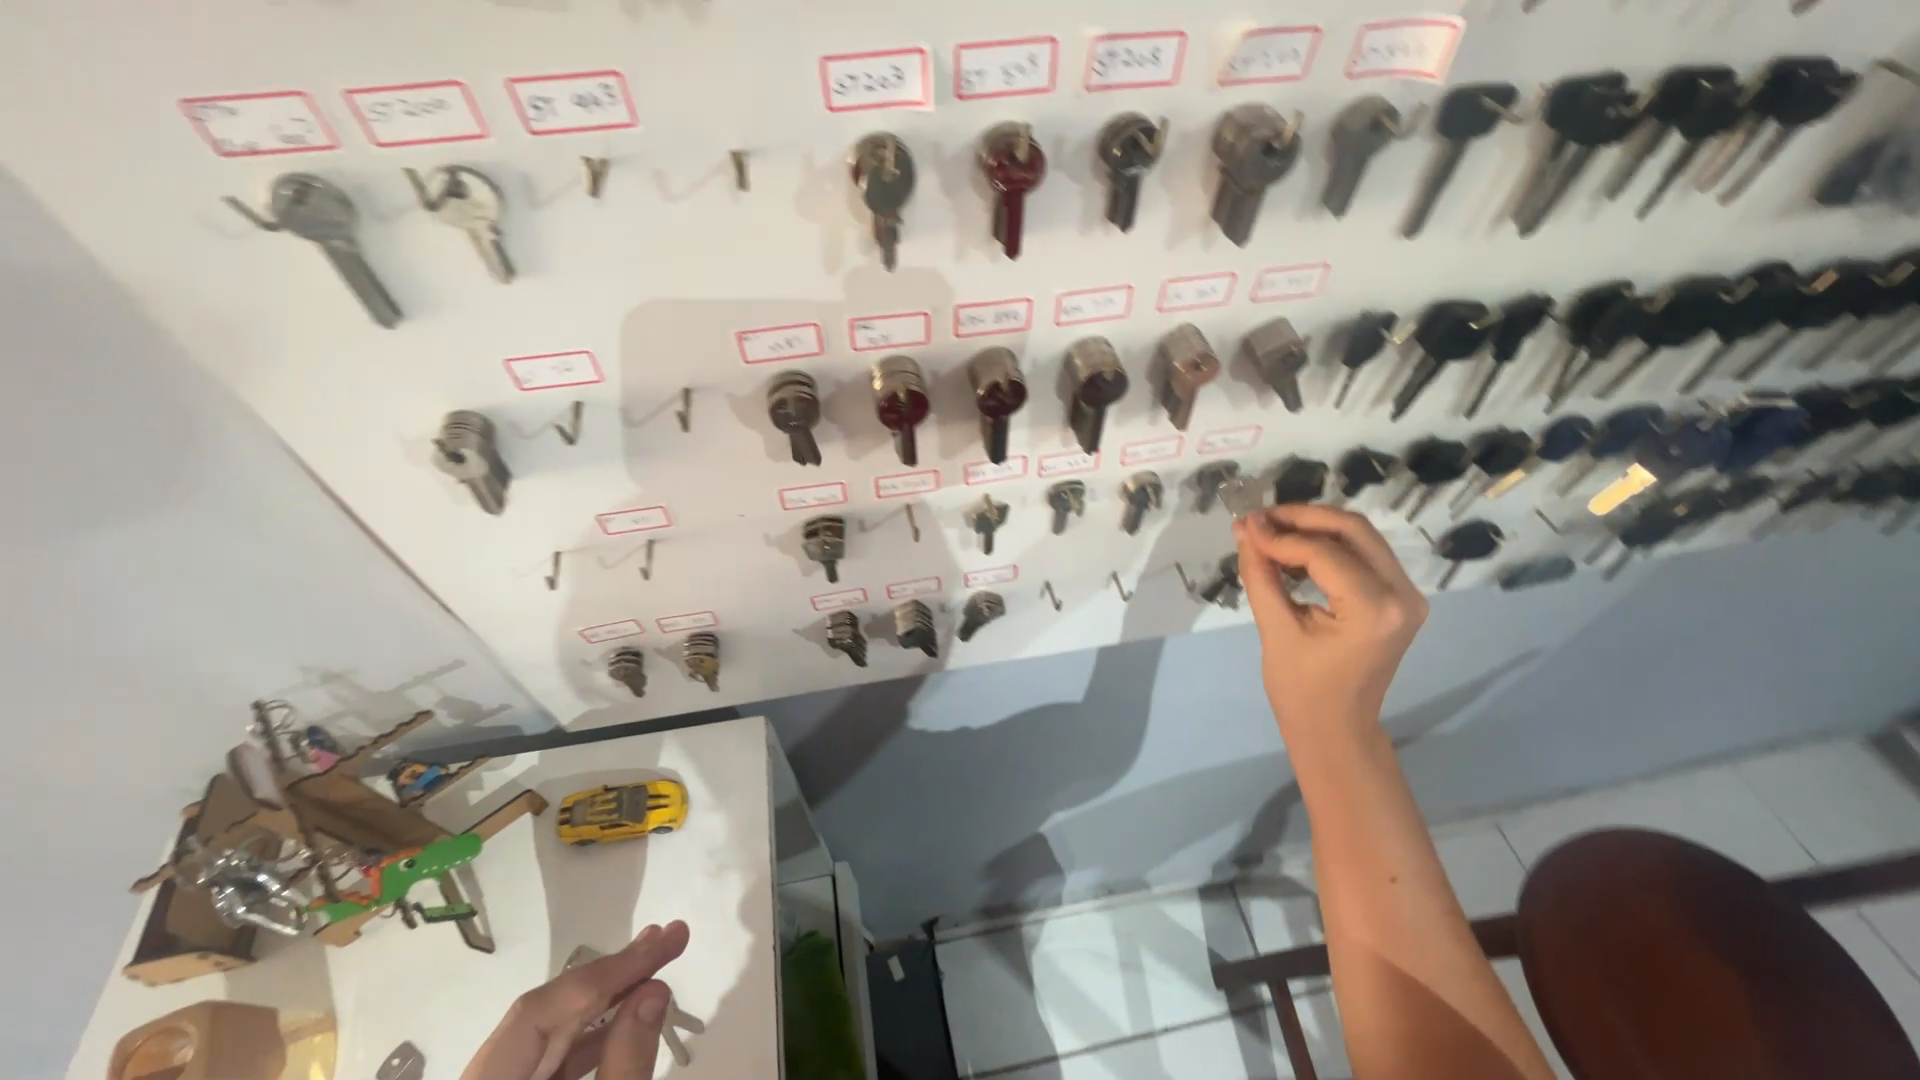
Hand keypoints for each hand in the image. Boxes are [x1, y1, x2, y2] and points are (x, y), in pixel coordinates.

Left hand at [462, 920, 689, 1079]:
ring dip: (601, 1005)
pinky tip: (628, 1017)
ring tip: (656, 964)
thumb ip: (624, 1065)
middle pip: (538, 1017)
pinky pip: (545, 1065)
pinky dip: (588, 1041)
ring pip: (543, 1040)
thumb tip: (654, 991)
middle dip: (606, 979)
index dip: (605, 974)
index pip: (539, 1012)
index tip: (664, 941)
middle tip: (667, 938)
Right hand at [1233, 505, 1427, 730]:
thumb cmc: (1301, 690)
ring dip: (1315, 527)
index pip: (1324, 553)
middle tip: (1260, 518)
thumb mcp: (1275, 630)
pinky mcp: (1401, 597)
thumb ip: (1261, 574)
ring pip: (1361, 536)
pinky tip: (1294, 550)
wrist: (1335, 729)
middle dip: (1303, 518)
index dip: (1280, 536)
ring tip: (1271, 530)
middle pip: (1353, 530)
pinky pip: (1364, 554)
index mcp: (1375, 610)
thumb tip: (1245, 530)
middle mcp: (1403, 595)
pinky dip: (1328, 544)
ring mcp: (1408, 594)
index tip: (1243, 527)